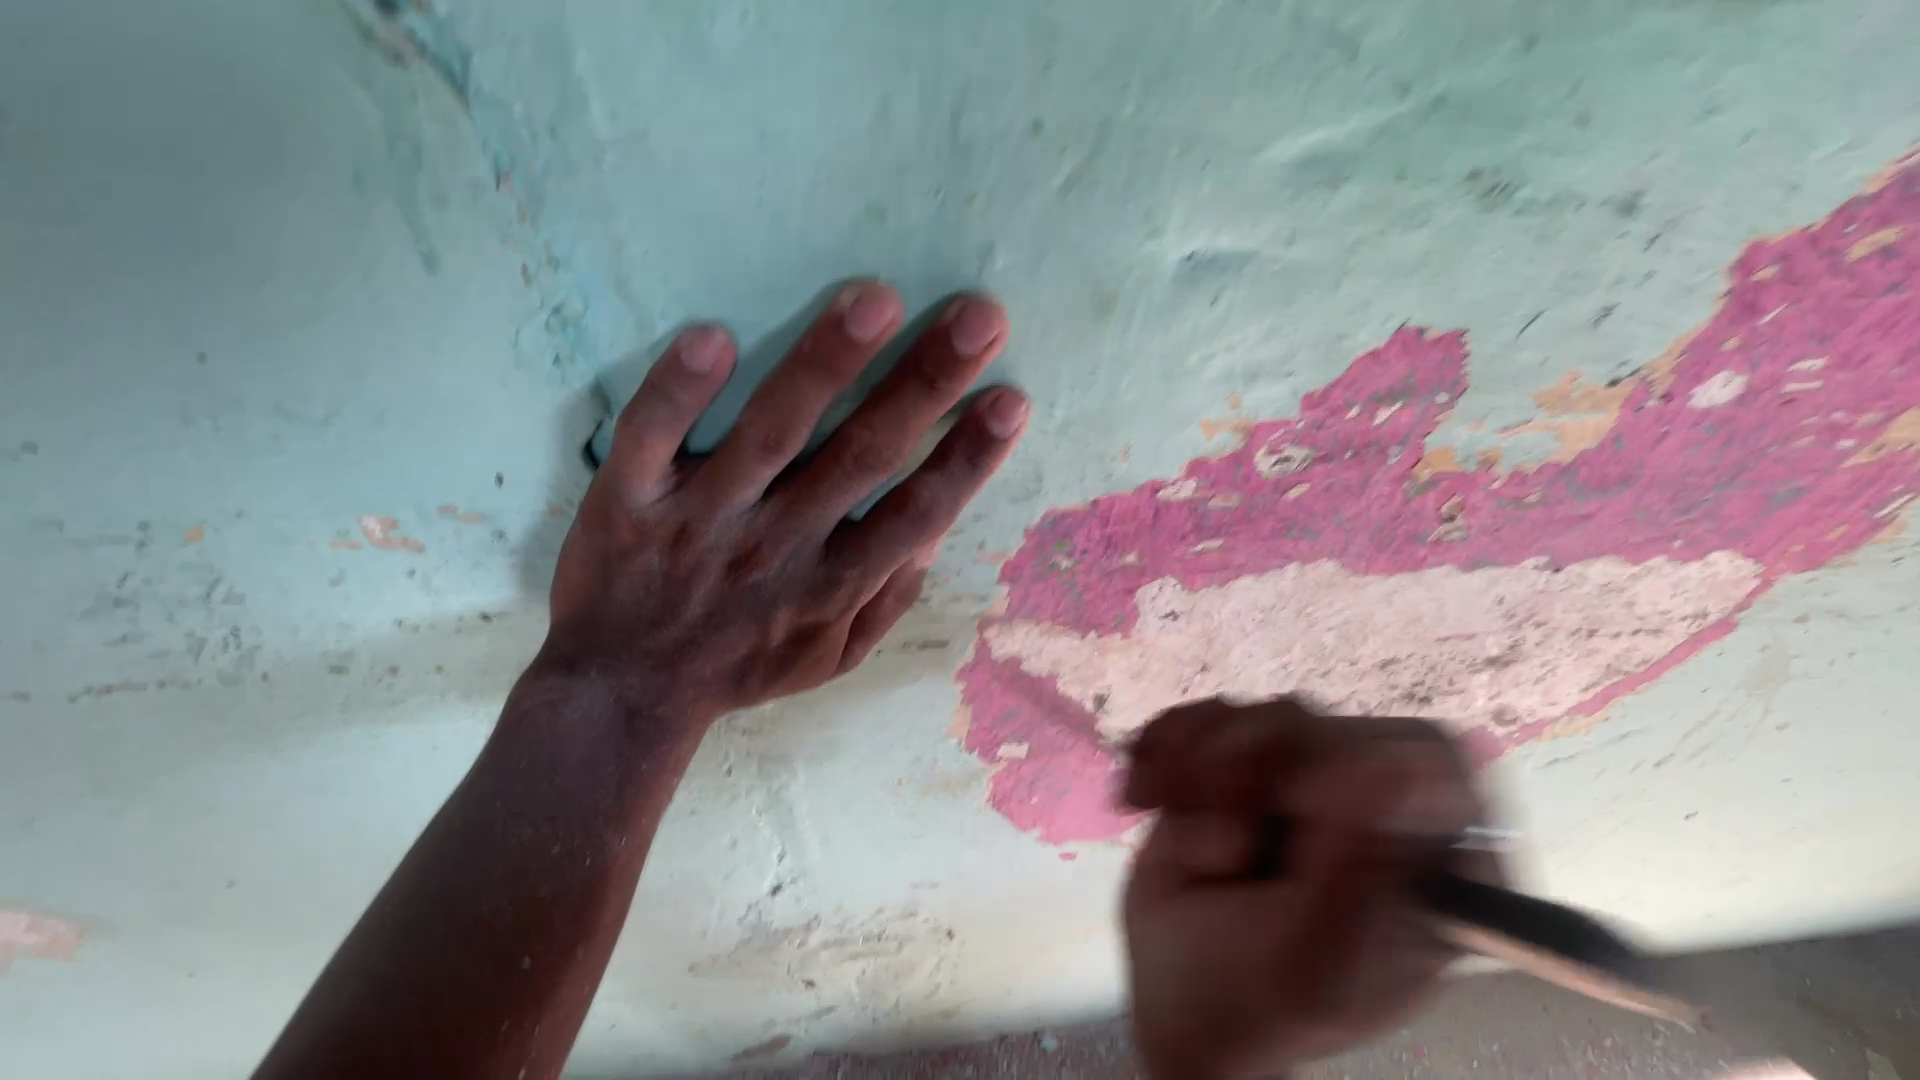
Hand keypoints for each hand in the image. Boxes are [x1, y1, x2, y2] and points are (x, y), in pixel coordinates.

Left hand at [540, 282, 1027, 724]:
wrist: (626, 691)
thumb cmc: (744, 665)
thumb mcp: (835, 655)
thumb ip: (889, 595)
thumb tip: (937, 526)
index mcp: (834, 582)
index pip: (918, 512)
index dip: (968, 459)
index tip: (1012, 399)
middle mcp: (780, 543)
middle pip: (863, 455)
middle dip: (926, 384)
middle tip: (980, 316)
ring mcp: (704, 519)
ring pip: (771, 434)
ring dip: (824, 366)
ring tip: (874, 300)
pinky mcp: (630, 501)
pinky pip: (651, 439)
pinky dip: (678, 393)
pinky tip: (711, 338)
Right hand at [1120, 697, 1497, 1078]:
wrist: (1173, 997)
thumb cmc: (1258, 1004)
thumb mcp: (1314, 966)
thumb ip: (1353, 874)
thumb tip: (1390, 771)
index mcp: (1418, 854)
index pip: (1426, 758)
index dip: (1365, 758)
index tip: (1297, 800)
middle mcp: (1363, 802)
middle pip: (1320, 728)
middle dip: (1249, 781)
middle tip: (1221, 854)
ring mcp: (1292, 773)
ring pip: (1254, 715)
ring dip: (1199, 775)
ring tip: (1187, 852)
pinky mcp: (1232, 756)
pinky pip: (1199, 713)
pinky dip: (1162, 749)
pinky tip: (1145, 798)